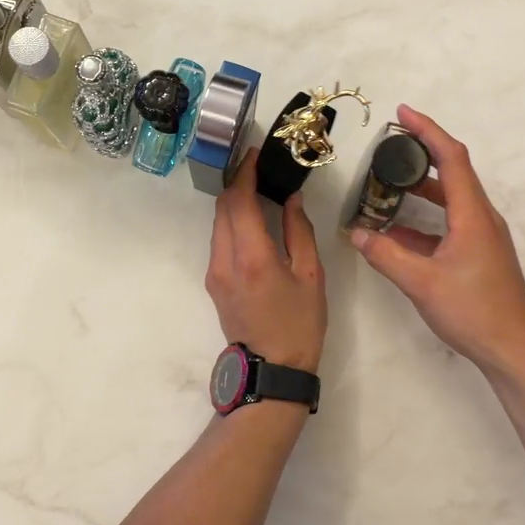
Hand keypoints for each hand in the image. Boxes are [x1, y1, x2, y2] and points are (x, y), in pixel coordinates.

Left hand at [204, 148, 327, 373]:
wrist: (272, 370)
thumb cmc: (299, 324)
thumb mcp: (311, 276)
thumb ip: (299, 232)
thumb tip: (291, 198)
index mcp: (252, 256)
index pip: (240, 201)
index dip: (245, 173)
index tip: (255, 154)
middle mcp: (225, 260)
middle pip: (223, 208)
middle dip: (237, 183)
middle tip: (258, 167)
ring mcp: (214, 272)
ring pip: (217, 223)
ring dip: (233, 202)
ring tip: (256, 189)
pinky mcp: (213, 282)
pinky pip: (219, 240)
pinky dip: (232, 222)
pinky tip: (251, 219)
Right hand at [349, 106, 524, 375]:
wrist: (514, 350)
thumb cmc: (473, 311)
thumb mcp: (421, 282)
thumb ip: (385, 255)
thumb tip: (357, 233)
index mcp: (472, 214)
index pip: (450, 157)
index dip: (427, 130)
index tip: (402, 112)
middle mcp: (482, 217)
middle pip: (451, 172)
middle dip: (419, 155)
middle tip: (386, 147)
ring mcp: (483, 237)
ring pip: (449, 200)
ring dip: (419, 190)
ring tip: (385, 185)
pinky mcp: (480, 255)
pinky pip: (449, 224)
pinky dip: (423, 220)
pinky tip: (397, 233)